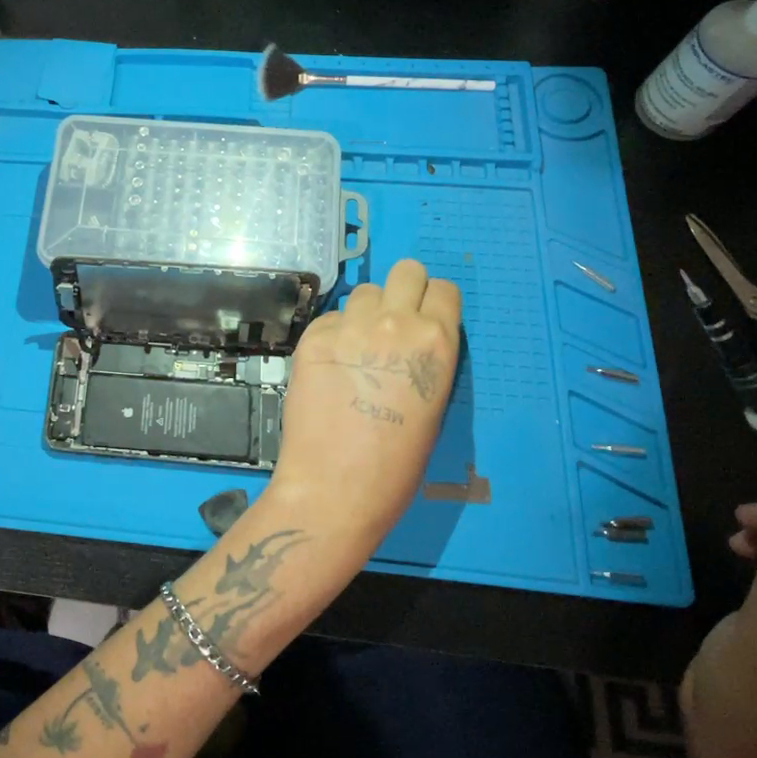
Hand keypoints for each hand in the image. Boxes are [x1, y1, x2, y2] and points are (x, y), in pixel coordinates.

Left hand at [269, 258, 462, 544]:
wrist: (334, 487)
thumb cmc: (395, 465)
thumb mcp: (434, 408)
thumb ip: (427, 360)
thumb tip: (416, 341)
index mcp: (436, 343)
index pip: (443, 289)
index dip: (434, 302)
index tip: (425, 318)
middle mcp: (394, 324)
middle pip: (405, 270)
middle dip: (403, 290)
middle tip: (392, 322)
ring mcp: (349, 327)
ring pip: (364, 292)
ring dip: (366, 312)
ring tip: (358, 348)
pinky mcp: (312, 337)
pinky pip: (330, 318)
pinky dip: (333, 333)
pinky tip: (331, 365)